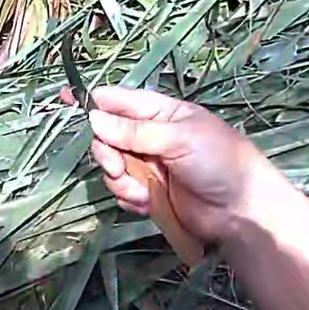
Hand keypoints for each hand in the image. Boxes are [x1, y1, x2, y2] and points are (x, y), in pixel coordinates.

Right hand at [80, 86, 279, 245]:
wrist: (242, 211)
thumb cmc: (220, 162)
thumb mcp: (179, 138)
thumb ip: (134, 131)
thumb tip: (94, 118)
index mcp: (162, 113)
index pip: (120, 101)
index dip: (93, 101)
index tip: (66, 99)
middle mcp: (152, 137)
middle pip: (108, 136)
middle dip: (107, 151)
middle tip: (118, 164)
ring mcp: (150, 166)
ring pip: (112, 167)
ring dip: (120, 179)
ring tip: (141, 190)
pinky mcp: (150, 194)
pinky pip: (123, 191)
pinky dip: (130, 198)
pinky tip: (148, 203)